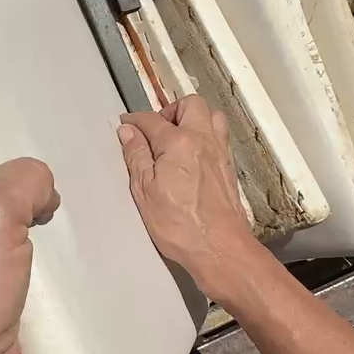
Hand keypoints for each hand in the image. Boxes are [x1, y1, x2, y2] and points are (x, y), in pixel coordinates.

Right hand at [118, 96, 265, 305]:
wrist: (219, 249)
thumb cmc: (180, 225)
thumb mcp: (144, 191)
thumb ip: (136, 155)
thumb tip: (128, 132)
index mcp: (179, 142)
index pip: (151, 120)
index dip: (134, 121)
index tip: (126, 126)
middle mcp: (203, 140)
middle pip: (190, 104)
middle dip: (170, 110)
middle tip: (155, 130)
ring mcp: (219, 152)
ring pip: (211, 116)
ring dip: (193, 119)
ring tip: (176, 137)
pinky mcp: (228, 167)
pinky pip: (219, 136)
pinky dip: (205, 135)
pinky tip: (192, 154)